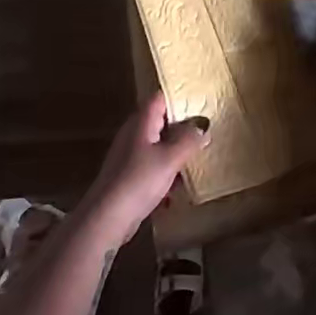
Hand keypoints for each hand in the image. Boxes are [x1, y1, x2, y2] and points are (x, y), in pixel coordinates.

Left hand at [79, 92, 207, 243]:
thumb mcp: (170, 158)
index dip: (179, 96)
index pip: (160, 98)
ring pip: (159, 144)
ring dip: (177, 149)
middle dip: (183, 125)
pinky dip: (168, 169)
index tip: (202, 101)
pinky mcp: (130, 175)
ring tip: (201, 154)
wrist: (107, 217)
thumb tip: (202, 125)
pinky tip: (182, 183)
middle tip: (208, 128)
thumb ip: (189, 140)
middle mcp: (134, 134)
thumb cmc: (138, 181)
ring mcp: (130, 155)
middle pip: (161, 121)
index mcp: (141, 122)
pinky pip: (154, 164)